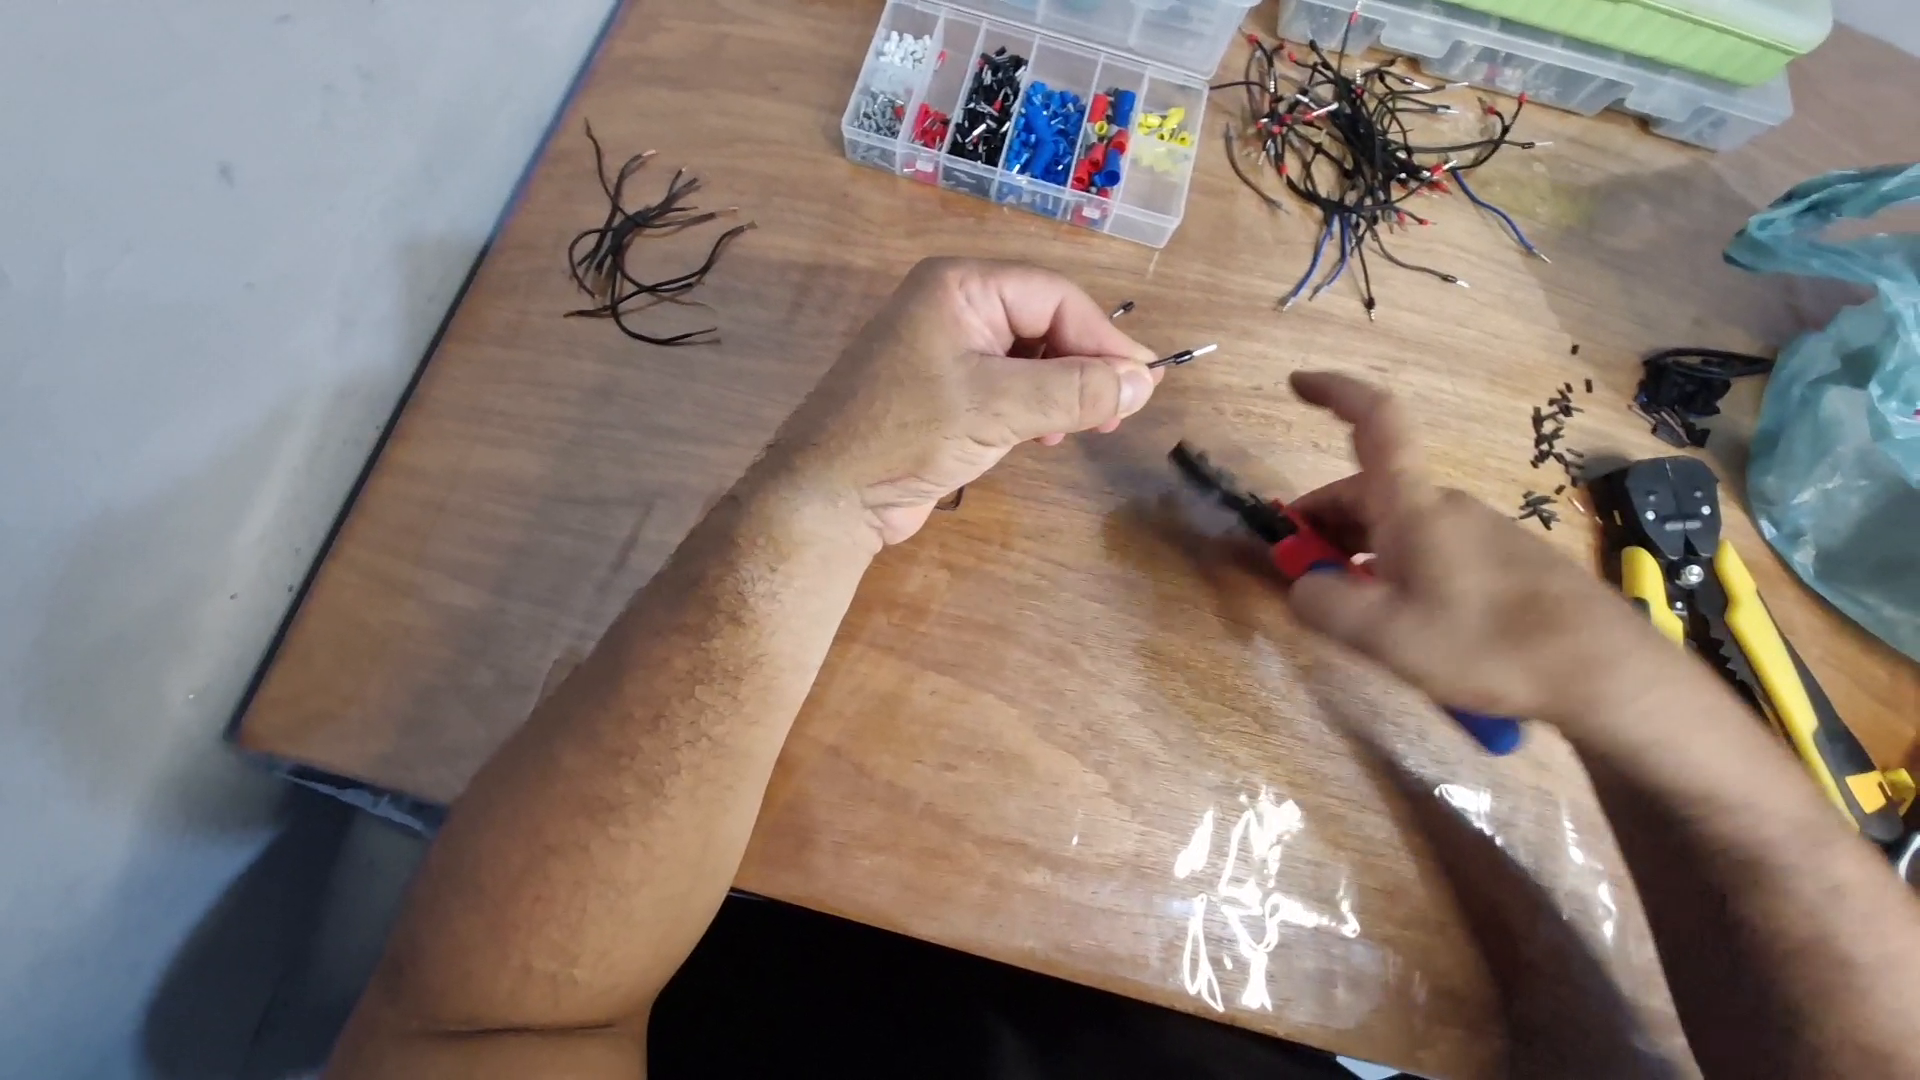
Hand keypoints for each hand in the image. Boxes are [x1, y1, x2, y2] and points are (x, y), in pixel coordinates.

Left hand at [764, 258, 1159, 547]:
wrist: (829, 495)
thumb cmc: (907, 435)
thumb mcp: (997, 407)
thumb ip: (1074, 391)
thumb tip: (1144, 382)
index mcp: (961, 287)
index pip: (1055, 297)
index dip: (1105, 340)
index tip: (1143, 384)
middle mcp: (955, 309)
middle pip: (1045, 324)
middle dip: (1084, 367)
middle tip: (1117, 411)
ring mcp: (948, 353)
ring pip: (1031, 360)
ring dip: (1063, 392)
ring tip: (1082, 428)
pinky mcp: (946, 394)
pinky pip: (1008, 389)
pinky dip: (1034, 410)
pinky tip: (1043, 437)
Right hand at [1282, 371, 1669, 726]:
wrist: (1606, 674)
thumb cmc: (1486, 644)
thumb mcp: (1382, 634)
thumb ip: (1322, 602)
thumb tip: (1304, 585)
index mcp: (1412, 505)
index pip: (1374, 421)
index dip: (1333, 392)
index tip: (1296, 381)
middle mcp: (1443, 504)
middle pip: (1365, 490)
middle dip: (1321, 522)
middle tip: (1298, 571)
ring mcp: (1476, 530)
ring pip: (1393, 524)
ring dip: (1354, 550)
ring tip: (1345, 604)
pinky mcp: (1499, 559)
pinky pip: (1423, 547)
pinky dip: (1389, 566)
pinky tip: (1396, 615)